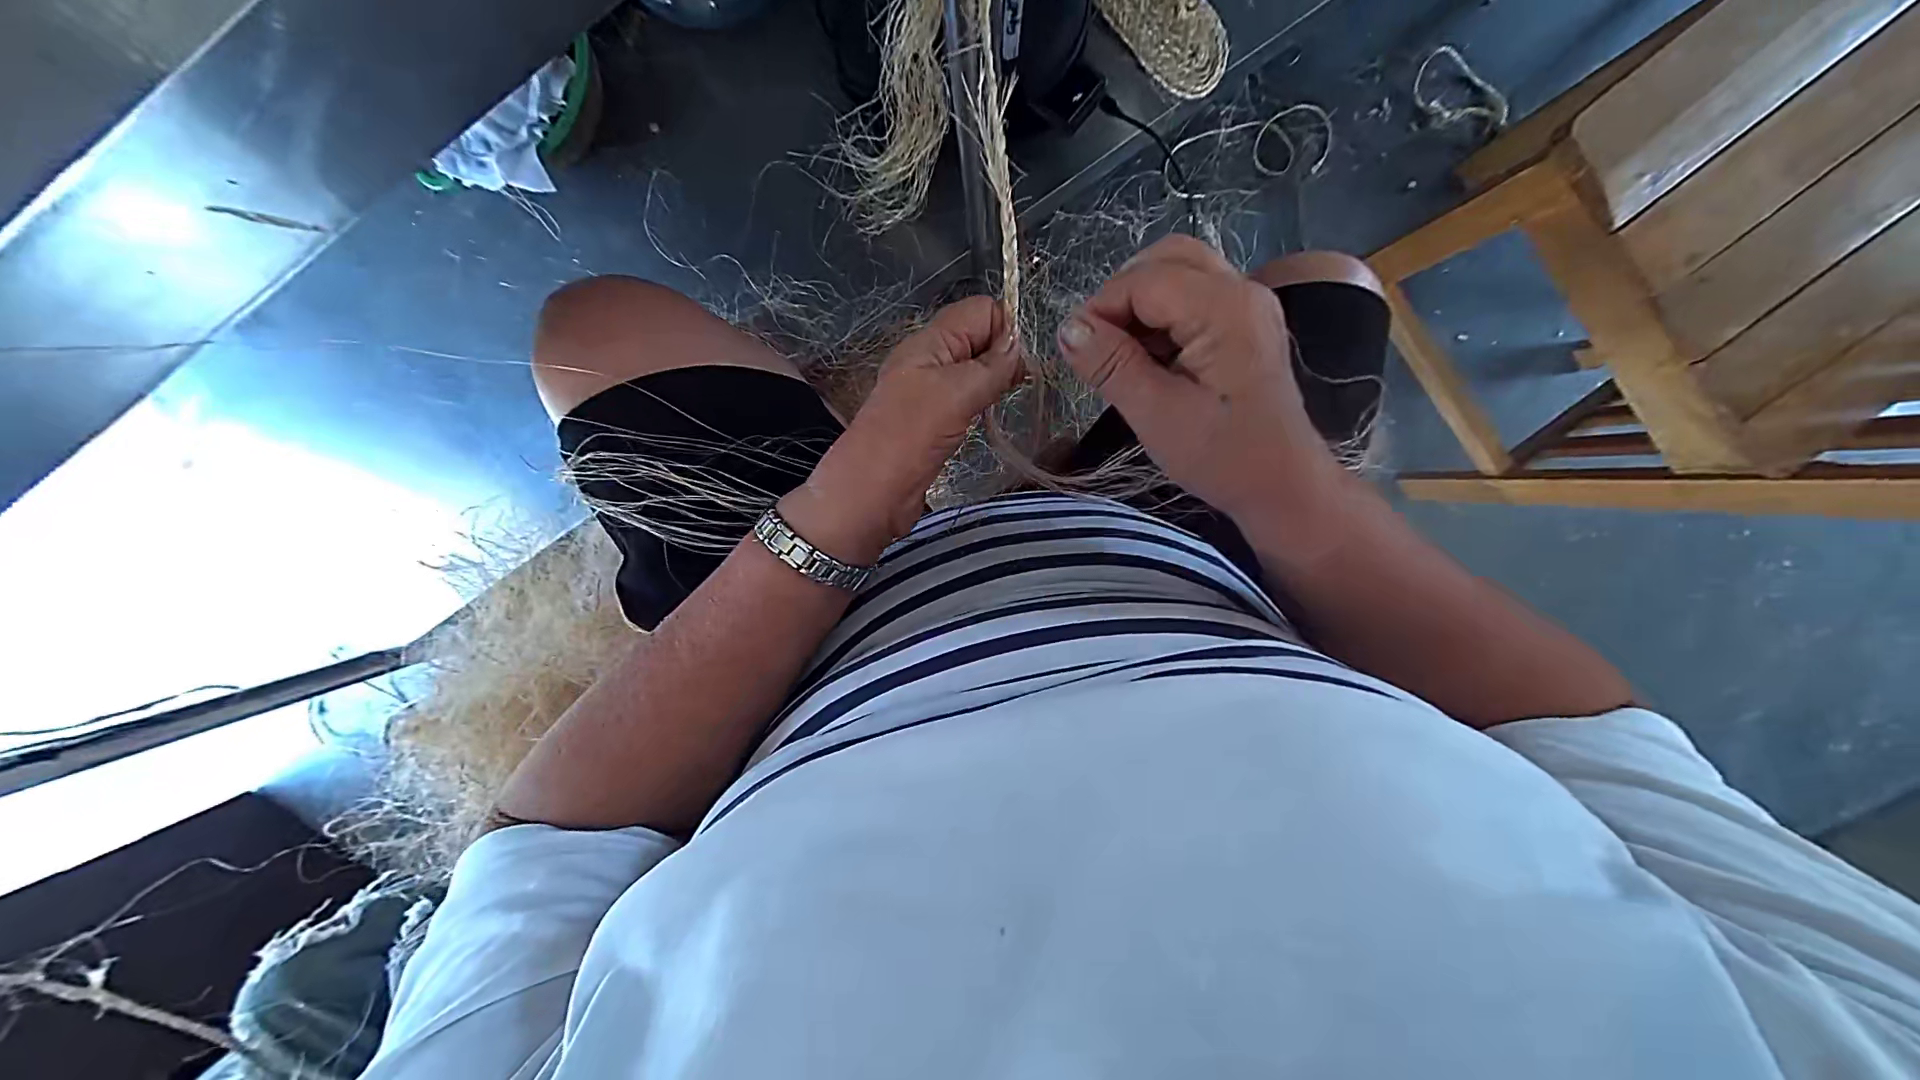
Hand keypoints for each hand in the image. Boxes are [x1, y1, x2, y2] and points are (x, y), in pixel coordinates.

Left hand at [781, 295, 1020, 562]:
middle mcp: (929, 360)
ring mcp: (929, 392)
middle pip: (979, 339)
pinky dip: (982, 405)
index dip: (1006, 329)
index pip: (980, 310)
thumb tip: (1021, 345)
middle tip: (1017, 386)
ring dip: (995, 383)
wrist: (869, 495)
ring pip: (974, 372)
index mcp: (929, 341)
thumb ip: (992, 365)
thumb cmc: (908, 437)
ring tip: (1005, 403)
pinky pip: (966, 400)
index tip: (1022, 363)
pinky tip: (988, 420)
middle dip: (1004, 356)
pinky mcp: (932, 422)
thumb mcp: (956, 392)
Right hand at [1054, 235, 1343, 521]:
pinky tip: (1149, 359)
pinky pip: (1195, 298)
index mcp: (1223, 308)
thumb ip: (1110, 365)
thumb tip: (1067, 328)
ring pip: (1181, 274)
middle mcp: (1242, 291)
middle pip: (1167, 259)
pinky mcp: (1246, 326)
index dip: (1100, 308)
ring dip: (1140, 305)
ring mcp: (1249, 305)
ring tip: (1121, 355)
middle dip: (1121, 294)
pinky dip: (1162, 317)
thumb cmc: (1221, 456)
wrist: (1282, 486)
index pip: (1143, 279)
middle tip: (1099, 344)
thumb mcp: (1155, 413)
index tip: (1078, 350)